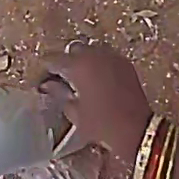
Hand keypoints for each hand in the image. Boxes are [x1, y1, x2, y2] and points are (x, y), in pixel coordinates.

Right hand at [40, 42, 152, 159]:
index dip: (45, 67)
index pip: (54, 59)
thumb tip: (48, 85)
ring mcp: (112, 57)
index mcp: (78, 66)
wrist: (136, 129)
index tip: (42, 76)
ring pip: (91, 50)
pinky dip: (97, 62)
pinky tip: (96, 78)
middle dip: (65, 60)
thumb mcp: (75, 112)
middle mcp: (95, 55)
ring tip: (79, 77)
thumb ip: (59, 94)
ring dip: (83, 59)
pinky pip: (105, 56)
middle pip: (73, 49)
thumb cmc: (101, 124)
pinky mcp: (124, 63)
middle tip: (60, 76)